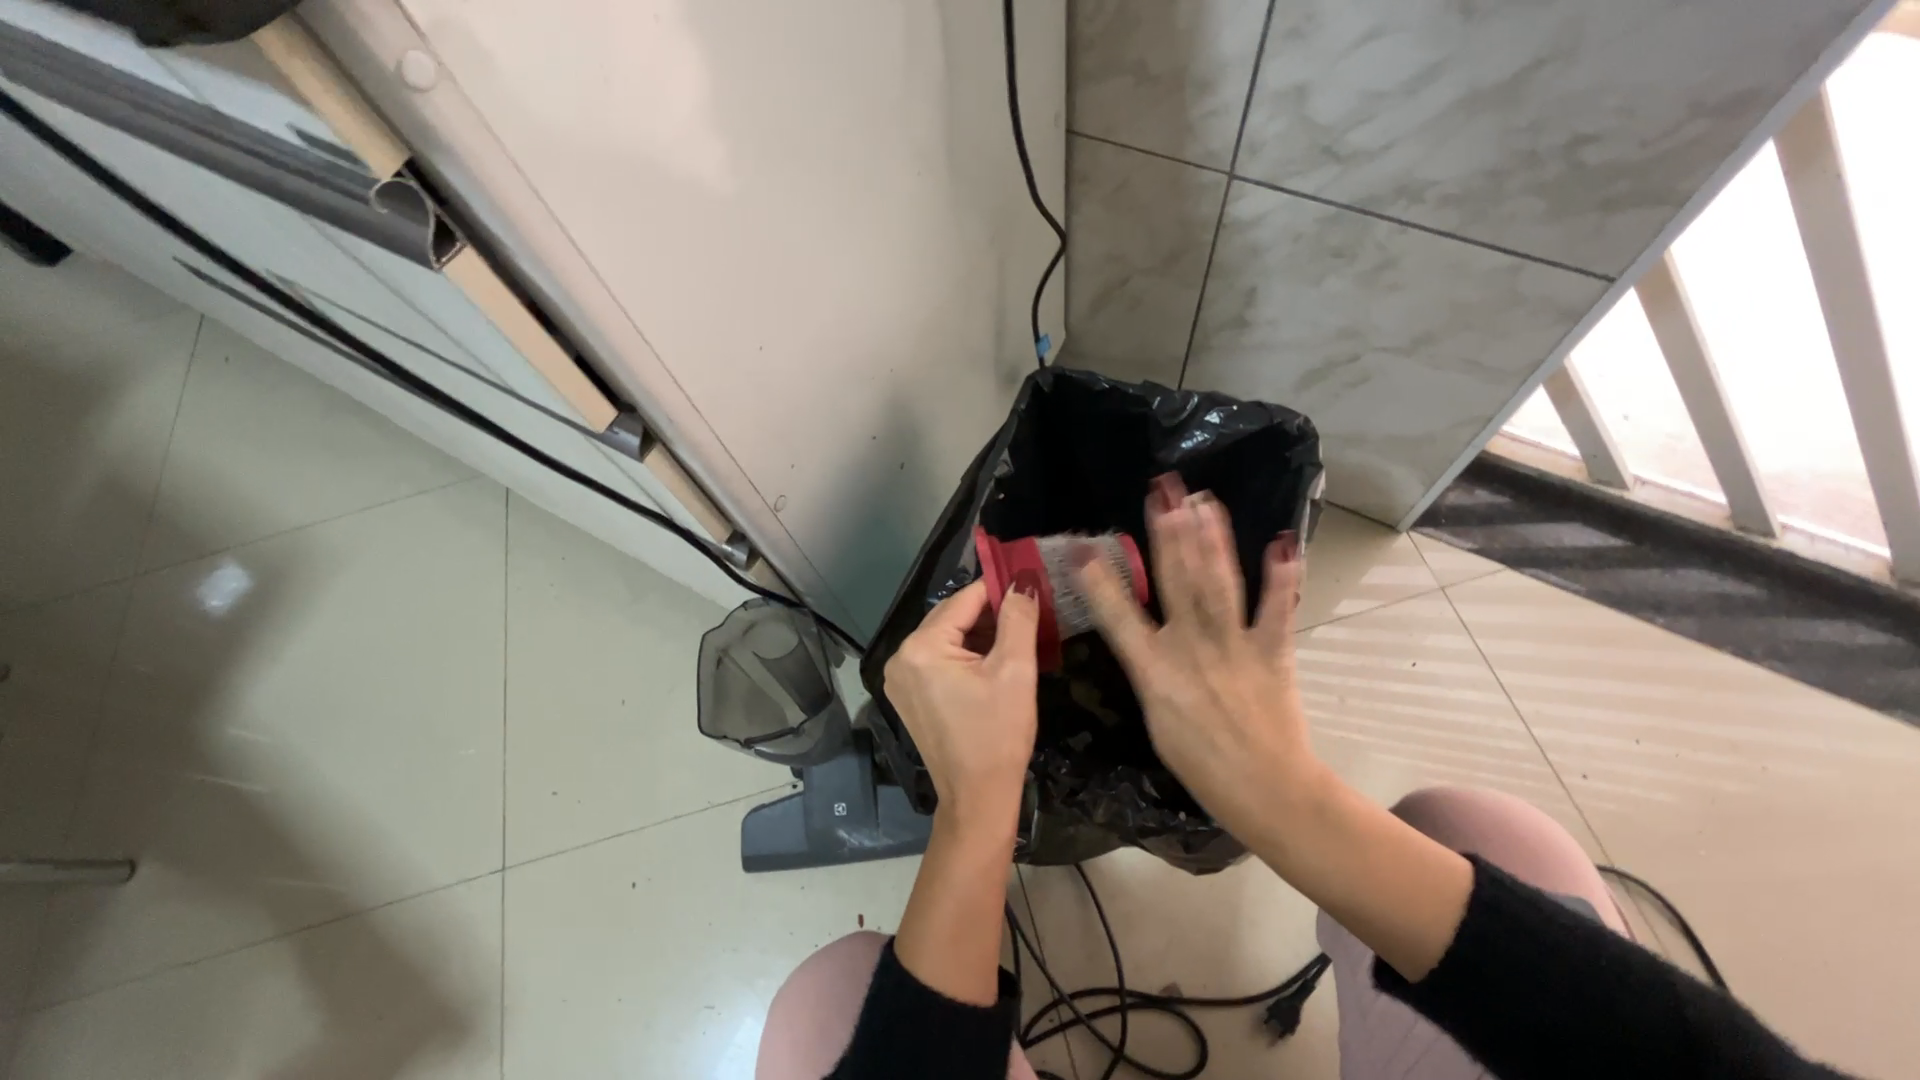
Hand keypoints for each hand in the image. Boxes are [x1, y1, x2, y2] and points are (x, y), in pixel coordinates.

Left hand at [883, 578, 1040, 828]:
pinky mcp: (908, 696)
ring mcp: (900, 678)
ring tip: (1018, 635)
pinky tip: (994, 659)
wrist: (978, 796)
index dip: (998, 588)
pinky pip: (939, 660)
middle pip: (951, 617)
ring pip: (946, 638)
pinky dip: (965, 655)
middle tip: (1029, 610)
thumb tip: (1023, 580)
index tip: (1029, 581)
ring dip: (979, 634)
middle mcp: (900, 657)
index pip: (964, 599)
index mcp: (921, 647)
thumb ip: (1018, 617)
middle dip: (989, 613)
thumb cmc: (998, 734)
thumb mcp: (1015, 670)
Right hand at [1072, 473, 1318, 837]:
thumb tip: (1145, 640)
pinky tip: (1282, 543)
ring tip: (1203, 500)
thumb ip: (1151, 672)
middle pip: (1176, 582)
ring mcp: (1234, 646)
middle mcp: (1191, 648)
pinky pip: (1278, 610)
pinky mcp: (1273, 651)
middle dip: (1167, 532)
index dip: (1097, 579)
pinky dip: (1282, 577)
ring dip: (1211, 538)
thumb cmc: (1201, 765)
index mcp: (1154, 670)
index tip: (1082, 544)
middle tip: (1163, 490)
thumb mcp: (1156, 720)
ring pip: (1219, 583)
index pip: (1118, 616)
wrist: (1265, 789)